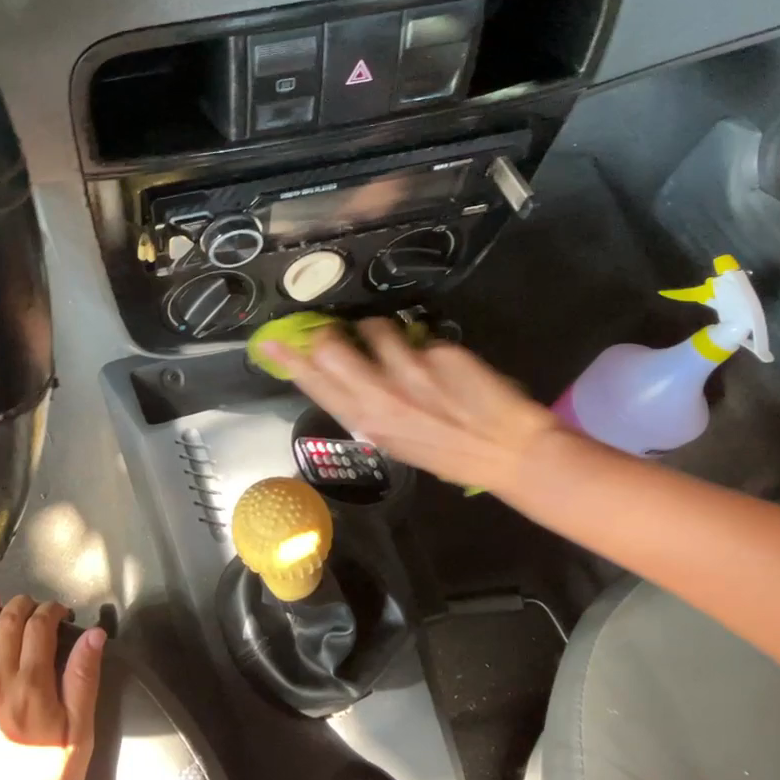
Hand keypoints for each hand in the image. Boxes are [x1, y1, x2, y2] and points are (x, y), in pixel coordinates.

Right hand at [261, 318, 558, 495]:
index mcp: (366, 420)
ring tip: (401, 349)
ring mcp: (410, 372)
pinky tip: (440, 365)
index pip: (314, 382)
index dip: (288, 360)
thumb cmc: (448, 450)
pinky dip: (425, 345)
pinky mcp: (438, 354)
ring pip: (375, 328)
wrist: (509, 452)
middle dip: (331, 334)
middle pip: (330, 347)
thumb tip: (340, 374)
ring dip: (383, 333)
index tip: (270, 342)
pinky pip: (419, 336)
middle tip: (344, 335)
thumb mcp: (396, 440)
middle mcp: (381, 395)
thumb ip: (366, 408)